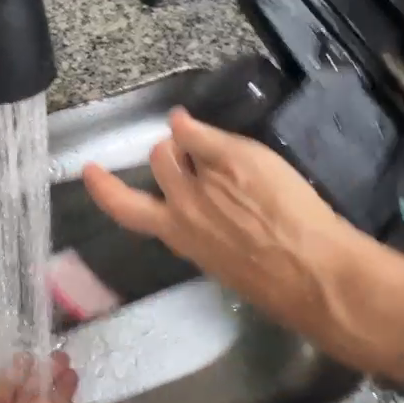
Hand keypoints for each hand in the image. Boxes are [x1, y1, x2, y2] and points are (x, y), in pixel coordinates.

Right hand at [82, 107, 403, 373]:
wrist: (315, 273)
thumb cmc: (278, 281)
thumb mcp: (224, 262)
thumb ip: (202, 233)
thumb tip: (190, 216)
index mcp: (180, 237)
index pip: (128, 211)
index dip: (104, 190)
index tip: (88, 171)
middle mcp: (184, 205)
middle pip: (158, 161)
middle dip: (169, 154)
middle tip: (191, 155)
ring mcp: (206, 179)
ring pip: (176, 142)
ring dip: (185, 138)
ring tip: (210, 145)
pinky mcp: (231, 158)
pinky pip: (197, 130)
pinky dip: (191, 125)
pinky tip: (190, 121)